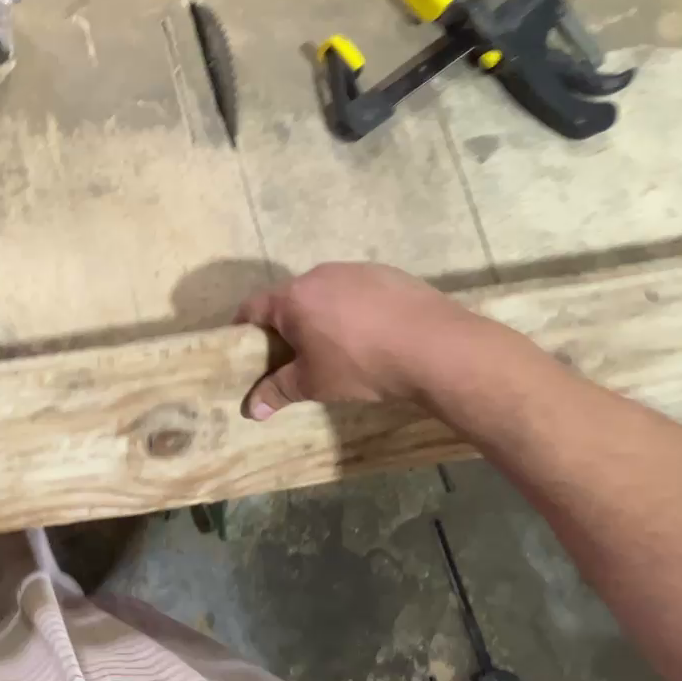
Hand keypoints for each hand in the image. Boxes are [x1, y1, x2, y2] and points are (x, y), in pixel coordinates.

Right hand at [234, 263, 493, 418]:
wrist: (437, 348)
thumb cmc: (362, 365)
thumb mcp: (314, 383)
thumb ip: (278, 390)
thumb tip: (250, 410)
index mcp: (292, 298)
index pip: (252, 307)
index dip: (244, 328)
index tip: (246, 348)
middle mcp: (319, 275)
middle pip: (289, 297)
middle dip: (286, 321)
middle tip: (294, 351)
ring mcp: (356, 270)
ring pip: (326, 291)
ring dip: (322, 312)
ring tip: (337, 342)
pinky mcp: (389, 273)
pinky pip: (358, 289)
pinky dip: (356, 307)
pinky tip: (373, 332)